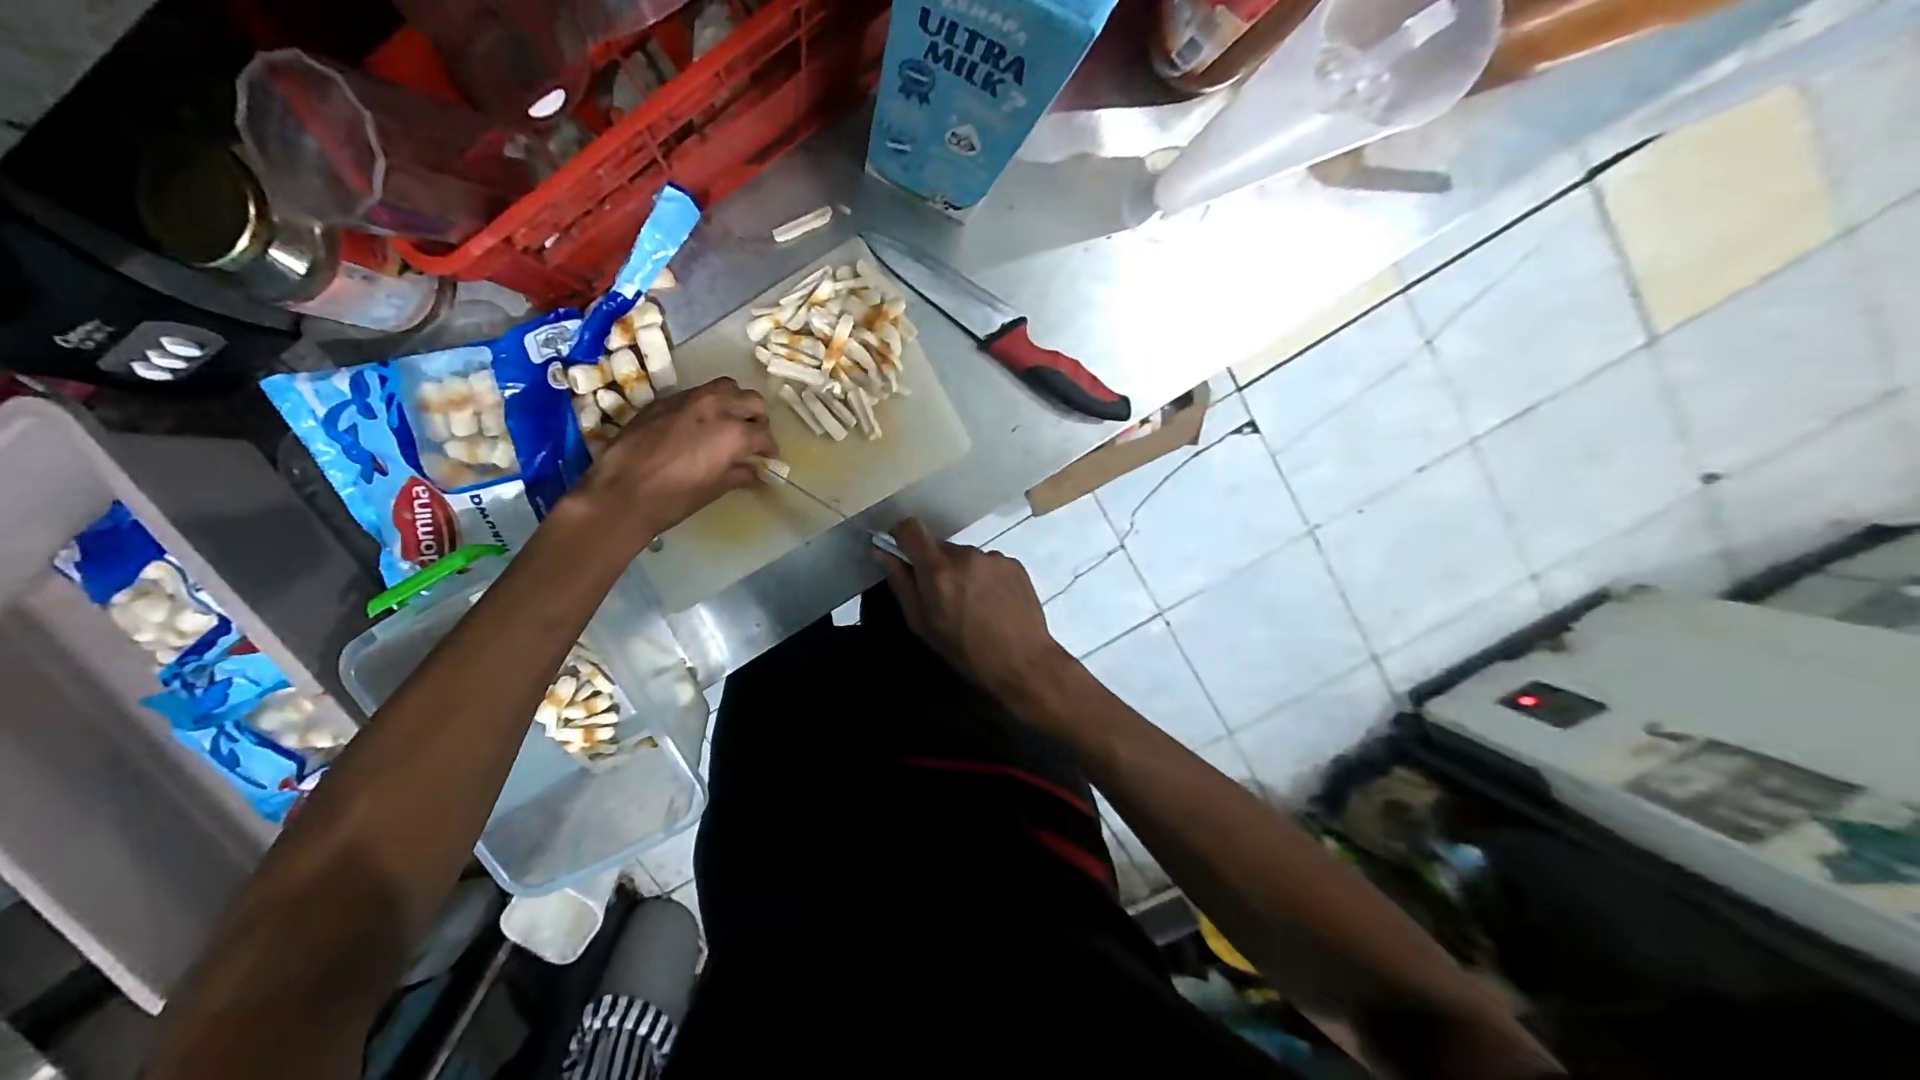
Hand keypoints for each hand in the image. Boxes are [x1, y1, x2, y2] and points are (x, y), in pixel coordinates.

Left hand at [574, 377, 778, 545]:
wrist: (622, 492)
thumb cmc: (674, 498)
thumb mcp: (714, 488)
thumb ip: (740, 473)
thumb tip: (755, 472)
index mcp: (734, 433)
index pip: (764, 435)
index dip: (770, 449)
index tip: (768, 458)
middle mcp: (716, 407)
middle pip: (752, 401)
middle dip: (758, 419)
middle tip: (753, 437)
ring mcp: (689, 399)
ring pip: (726, 387)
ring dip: (735, 402)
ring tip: (730, 420)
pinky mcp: (665, 400)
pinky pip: (697, 392)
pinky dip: (708, 403)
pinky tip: (699, 423)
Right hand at [880, 518, 1072, 699]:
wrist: (1022, 662)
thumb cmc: (966, 651)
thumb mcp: (922, 624)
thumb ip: (902, 584)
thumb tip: (884, 552)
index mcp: (939, 571)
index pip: (911, 529)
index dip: (902, 536)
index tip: (902, 552)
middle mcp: (966, 555)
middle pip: (940, 546)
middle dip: (935, 565)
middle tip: (943, 597)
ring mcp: (993, 557)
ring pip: (965, 556)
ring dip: (962, 572)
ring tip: (973, 605)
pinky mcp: (1013, 563)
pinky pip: (988, 563)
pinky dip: (984, 577)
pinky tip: (993, 604)